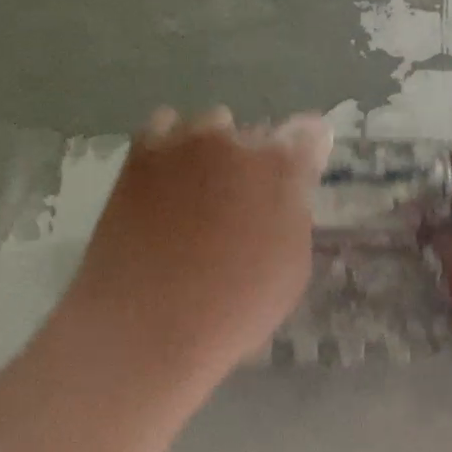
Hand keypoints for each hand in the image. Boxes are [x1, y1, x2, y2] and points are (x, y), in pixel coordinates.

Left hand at [67, 107, 332, 380]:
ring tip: (197, 192)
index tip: (299, 169)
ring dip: (212, 150)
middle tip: (240, 204)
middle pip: (256, 133)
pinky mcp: (142, 152)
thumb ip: (295, 211)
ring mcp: (185, 142)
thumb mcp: (290, 270)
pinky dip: (170, 145)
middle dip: (254, 160)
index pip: (308, 134)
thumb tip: (291, 185)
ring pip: (210, 125)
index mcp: (281, 169)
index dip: (306, 149)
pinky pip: (163, 126)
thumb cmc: (231, 310)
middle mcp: (236, 142)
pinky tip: (166, 177)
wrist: (144, 326)